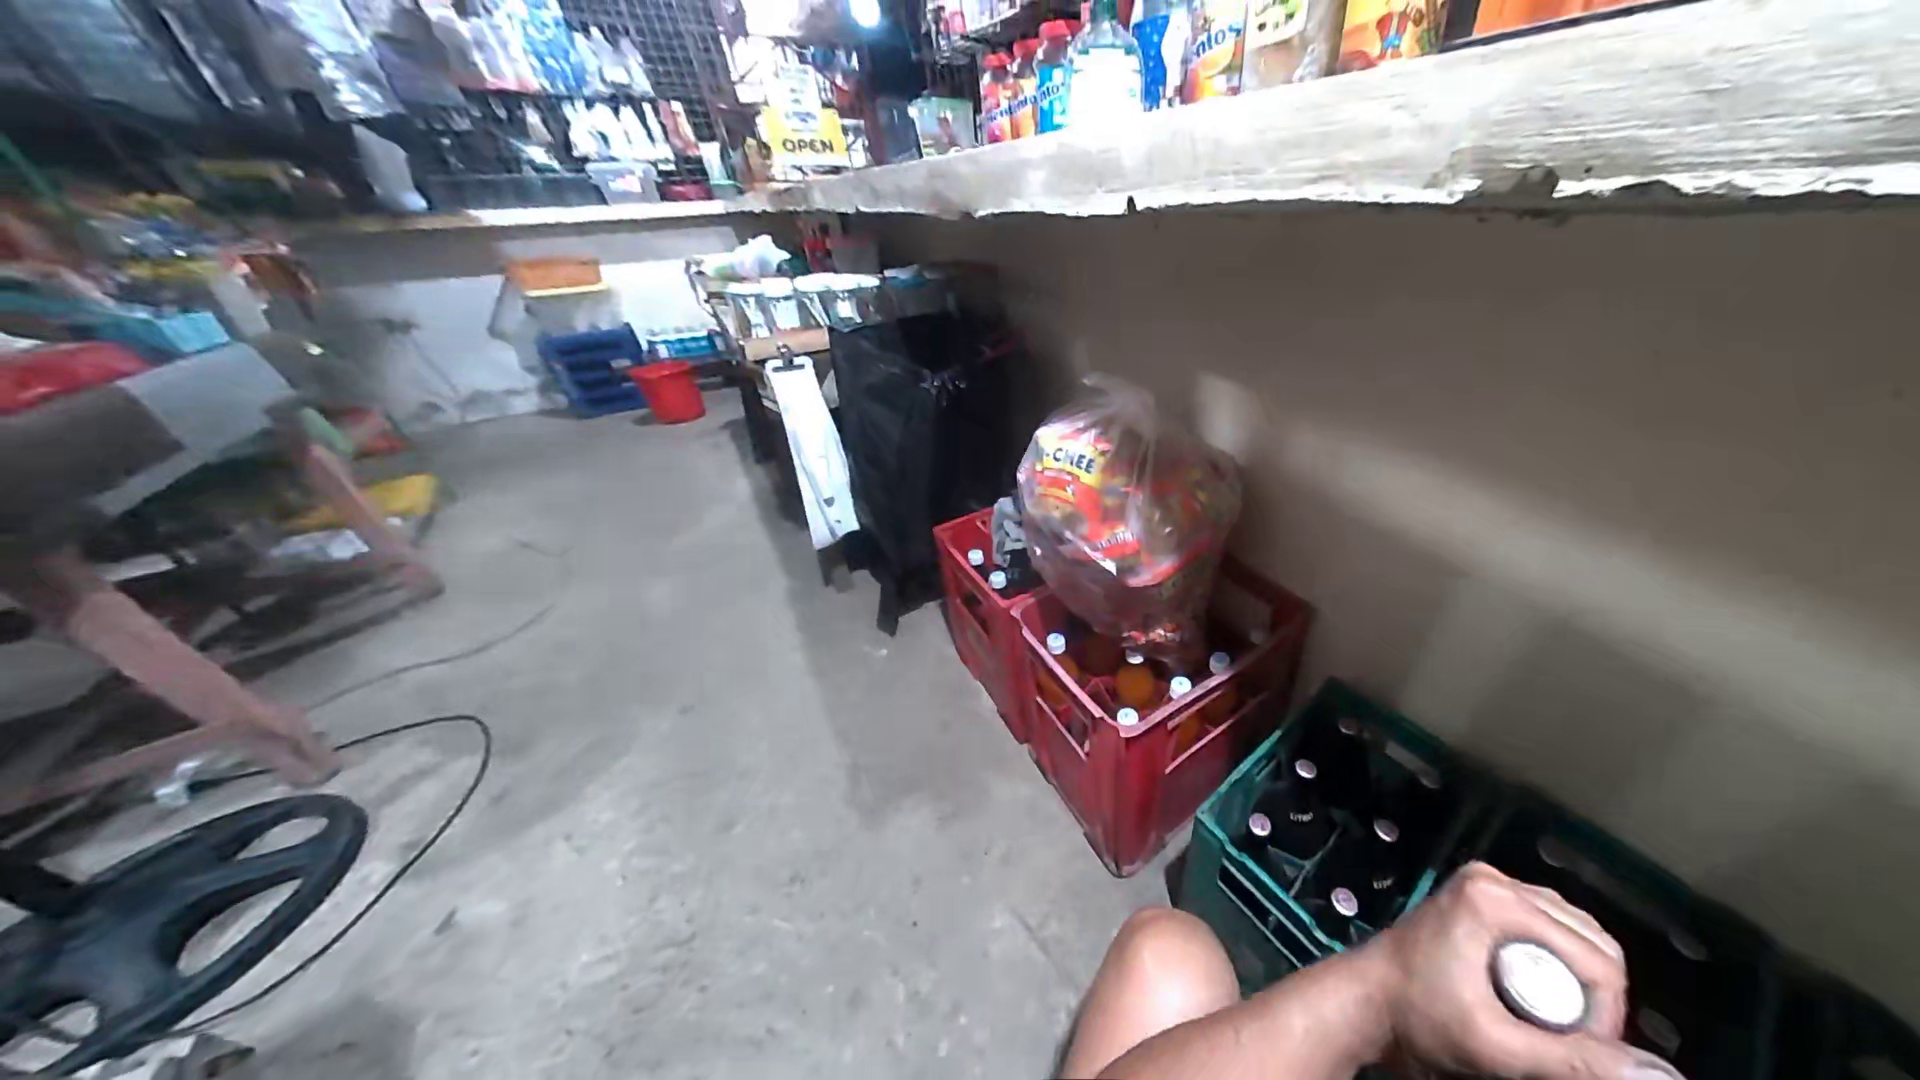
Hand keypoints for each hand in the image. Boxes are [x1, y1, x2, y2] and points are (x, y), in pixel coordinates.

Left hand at [1363, 861, 1684, 1079]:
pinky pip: (1549, 929)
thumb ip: (1578, 1062)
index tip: (1574, 1050)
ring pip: (1574, 934)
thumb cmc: (1419, 1016)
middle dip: (1594, 996)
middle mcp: (1491, 879)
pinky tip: (1535, 995)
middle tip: (1565, 1037)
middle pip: (1591, 941)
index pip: (1599, 959)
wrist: (1365, 998)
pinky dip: (1558, 964)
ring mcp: (1485, 886)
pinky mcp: (1481, 900)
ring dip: (1578, 982)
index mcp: (1493, 897)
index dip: (1605, 1016)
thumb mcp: (1499, 1047)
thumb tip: (1667, 1077)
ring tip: (1549, 1019)